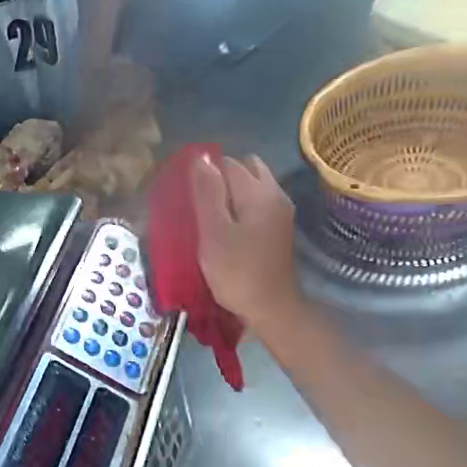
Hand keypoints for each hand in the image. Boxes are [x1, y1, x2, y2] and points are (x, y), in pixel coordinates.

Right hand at [191, 154, 305, 336]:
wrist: (270, 309)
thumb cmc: (237, 272)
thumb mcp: (214, 233)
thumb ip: (207, 193)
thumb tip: (201, 157)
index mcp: (259, 191)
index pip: (226, 163)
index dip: (204, 172)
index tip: (185, 193)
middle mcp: (275, 194)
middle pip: (245, 169)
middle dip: (220, 177)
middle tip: (197, 201)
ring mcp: (280, 212)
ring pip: (252, 185)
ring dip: (230, 192)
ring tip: (209, 214)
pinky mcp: (278, 229)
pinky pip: (256, 203)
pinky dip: (240, 206)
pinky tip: (225, 227)